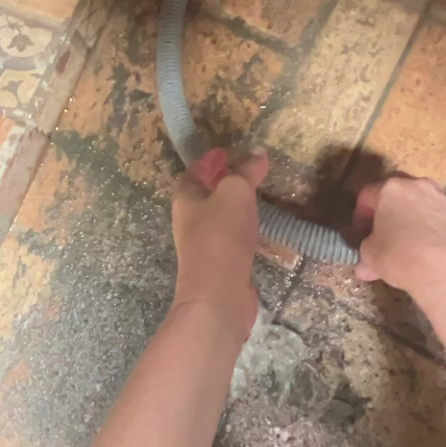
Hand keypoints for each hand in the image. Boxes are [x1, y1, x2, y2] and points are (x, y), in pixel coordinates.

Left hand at [170, 147, 268, 343]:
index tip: (224, 151)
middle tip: (242, 170)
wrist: (218, 295)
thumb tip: (257, 152)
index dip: (209, 160)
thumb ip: (246, 171)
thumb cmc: (221, 236)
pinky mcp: (220, 264)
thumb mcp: (235, 193)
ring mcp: (204, 245)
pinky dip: (243, 226)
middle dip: (220, 181)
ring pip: (218, 216)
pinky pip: (231, 237)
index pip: (194, 172)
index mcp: (186, 199)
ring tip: (255, 195)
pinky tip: (259, 227)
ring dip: (233, 204)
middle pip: (204, 194)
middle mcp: (190, 221)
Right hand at [350, 176, 445, 297]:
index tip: (360, 234)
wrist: (443, 270)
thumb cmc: (398, 255)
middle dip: (387, 212)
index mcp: (390, 188)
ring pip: (420, 203)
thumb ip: (366, 252)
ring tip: (408, 241)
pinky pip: (439, 218)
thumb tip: (364, 266)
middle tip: (382, 233)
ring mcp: (441, 198)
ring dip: (412, 217)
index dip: (360, 216)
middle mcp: (416, 185)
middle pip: (396, 194)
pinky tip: (429, 249)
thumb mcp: (370, 255)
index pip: (367, 195)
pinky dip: (432, 229)